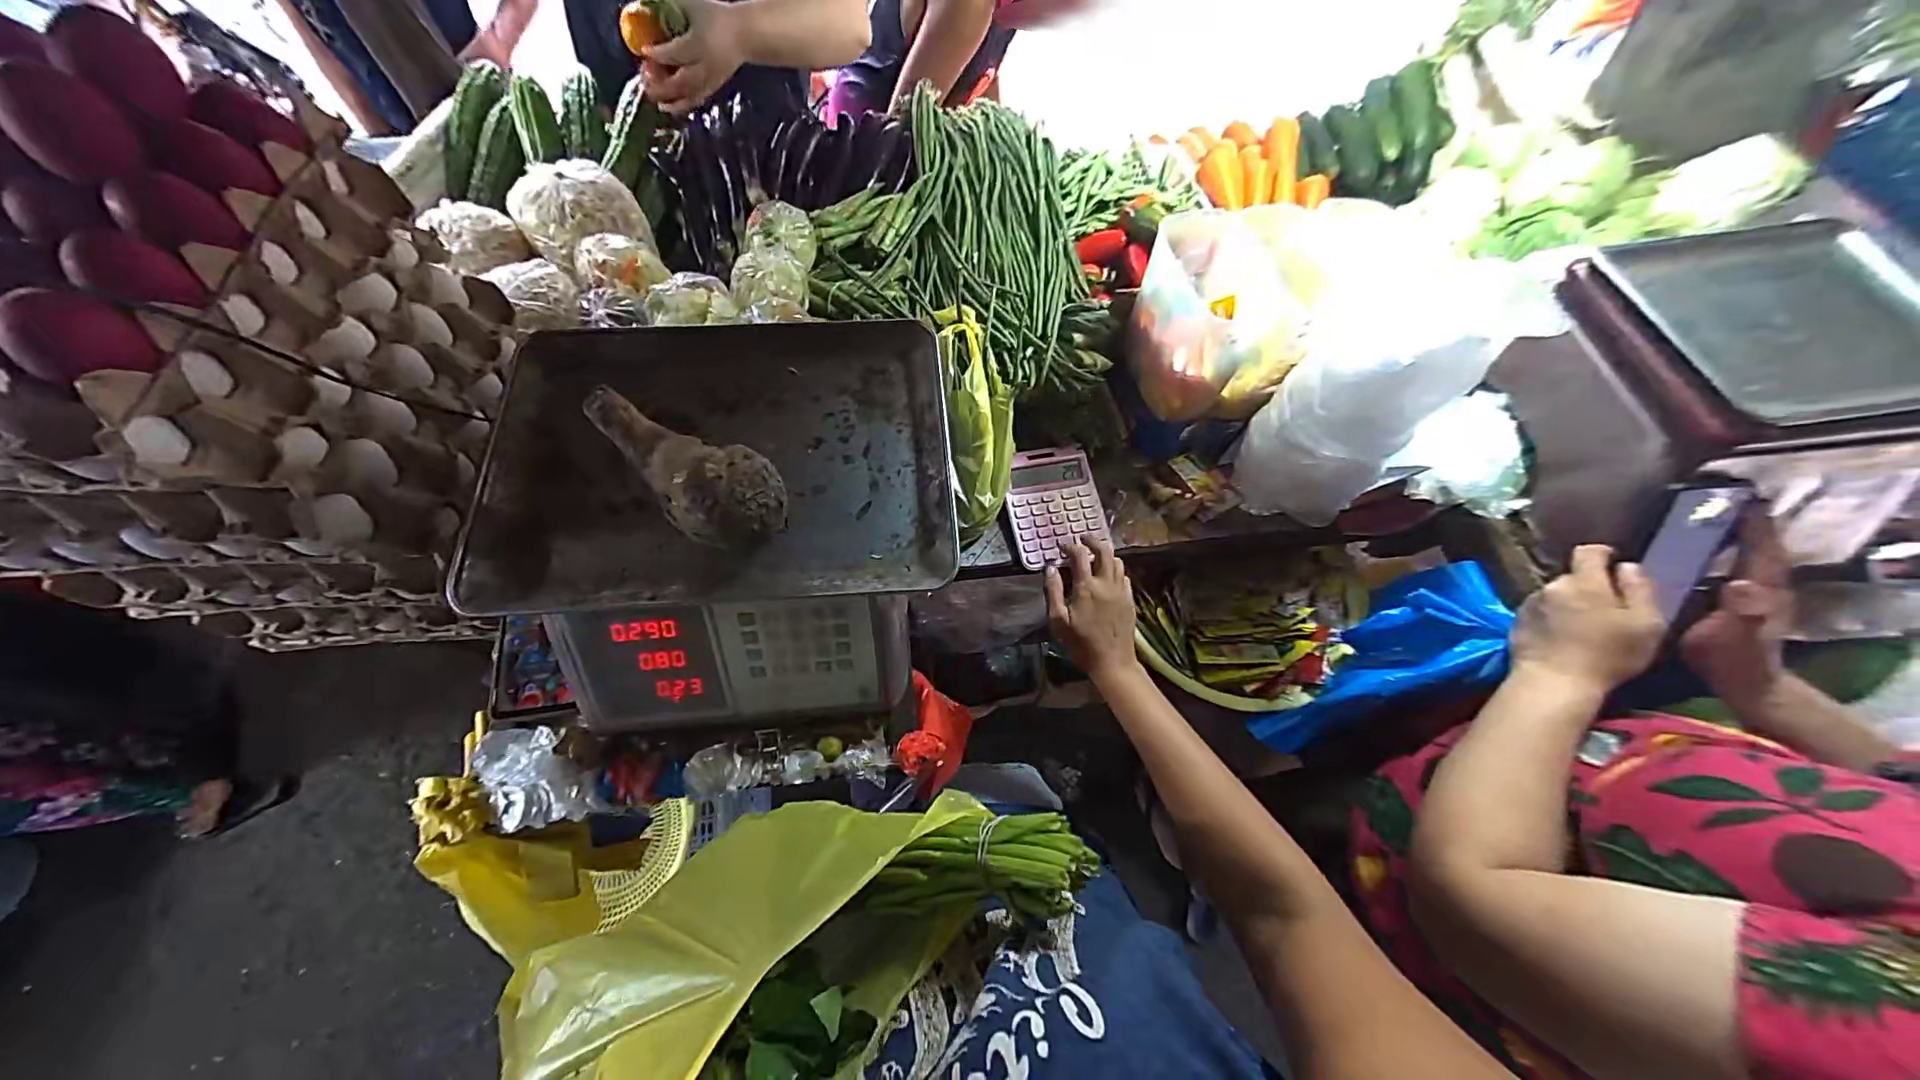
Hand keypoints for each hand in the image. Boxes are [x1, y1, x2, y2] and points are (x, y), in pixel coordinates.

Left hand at [643, 0, 747, 114]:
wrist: (744, 34)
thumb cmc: (716, 16)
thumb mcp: (692, 5)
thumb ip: (670, 4)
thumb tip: (643, 3)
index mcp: (700, 44)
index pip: (677, 52)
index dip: (659, 53)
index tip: (644, 51)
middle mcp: (706, 66)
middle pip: (683, 81)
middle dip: (663, 84)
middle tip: (646, 81)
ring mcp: (711, 80)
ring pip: (690, 95)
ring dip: (672, 100)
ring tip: (657, 101)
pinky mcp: (714, 87)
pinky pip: (697, 99)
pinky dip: (683, 105)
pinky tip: (669, 107)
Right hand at [1043, 536, 1138, 681]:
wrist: (1113, 662)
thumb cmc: (1081, 644)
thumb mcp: (1058, 620)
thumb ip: (1053, 591)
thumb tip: (1050, 568)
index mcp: (1087, 587)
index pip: (1080, 554)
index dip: (1071, 546)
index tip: (1063, 548)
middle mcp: (1107, 583)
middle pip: (1105, 550)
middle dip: (1093, 541)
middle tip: (1082, 540)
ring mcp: (1121, 591)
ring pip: (1117, 561)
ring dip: (1105, 554)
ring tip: (1094, 557)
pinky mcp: (1130, 600)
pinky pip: (1124, 576)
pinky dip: (1114, 569)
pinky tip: (1106, 576)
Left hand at [1510, 544, 1664, 692]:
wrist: (1554, 679)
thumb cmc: (1609, 654)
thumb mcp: (1646, 623)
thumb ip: (1639, 590)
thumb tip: (1627, 566)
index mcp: (1584, 582)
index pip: (1588, 551)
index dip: (1603, 554)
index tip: (1613, 564)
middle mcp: (1551, 586)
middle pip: (1573, 577)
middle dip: (1589, 586)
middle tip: (1605, 609)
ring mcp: (1529, 602)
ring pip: (1555, 594)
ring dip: (1568, 603)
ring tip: (1582, 626)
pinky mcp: (1516, 620)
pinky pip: (1539, 610)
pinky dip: (1551, 617)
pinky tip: (1561, 636)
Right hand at [1681, 510, 1790, 705]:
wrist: (1742, 684)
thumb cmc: (1734, 659)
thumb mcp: (1734, 636)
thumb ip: (1742, 612)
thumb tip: (1740, 584)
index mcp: (1762, 586)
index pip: (1762, 545)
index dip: (1754, 522)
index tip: (1740, 498)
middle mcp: (1762, 584)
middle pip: (1756, 545)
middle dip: (1742, 523)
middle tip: (1717, 501)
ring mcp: (1751, 594)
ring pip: (1744, 555)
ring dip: (1730, 536)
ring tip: (1704, 519)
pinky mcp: (1735, 602)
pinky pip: (1729, 567)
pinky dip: (1718, 554)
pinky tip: (1696, 551)